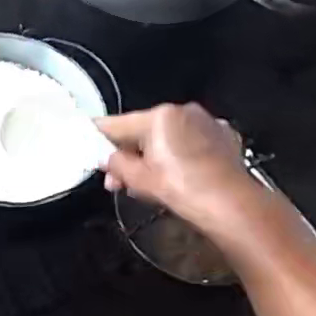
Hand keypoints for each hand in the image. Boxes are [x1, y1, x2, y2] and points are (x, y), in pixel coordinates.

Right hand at [99, 103, 253, 226]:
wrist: (228, 203)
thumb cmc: (184, 189)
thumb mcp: (138, 179)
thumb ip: (116, 164)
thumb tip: (108, 159)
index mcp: (159, 117)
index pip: (118, 124)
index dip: (100, 135)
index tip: (87, 138)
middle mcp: (183, 112)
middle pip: (143, 130)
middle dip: (127, 153)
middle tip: (114, 179)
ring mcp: (205, 123)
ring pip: (167, 136)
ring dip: (151, 156)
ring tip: (142, 183)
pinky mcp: (221, 137)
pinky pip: (188, 143)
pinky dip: (176, 156)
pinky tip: (172, 177)